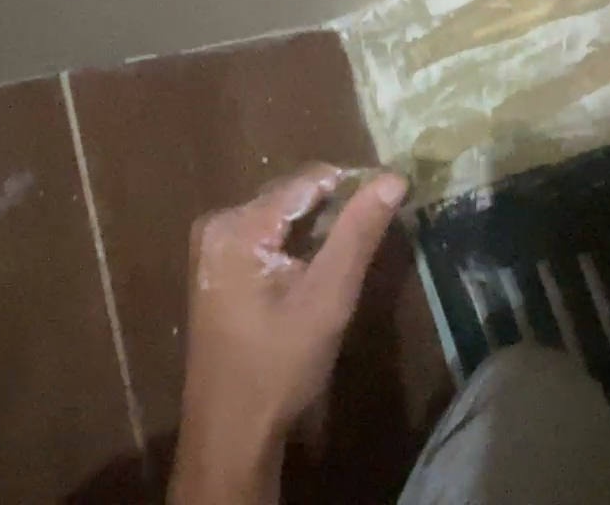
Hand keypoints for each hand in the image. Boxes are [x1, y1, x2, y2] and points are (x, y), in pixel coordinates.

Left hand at [170, 164, 407, 504]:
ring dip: (322, 227)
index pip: (311, 180)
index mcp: (239, 225)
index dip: (356, 187)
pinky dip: (301, 242)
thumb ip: (359, 231)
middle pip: (296, 193)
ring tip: (351, 255)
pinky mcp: (220, 263)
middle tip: (370, 241)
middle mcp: (220, 223)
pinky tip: (320, 269)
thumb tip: (394, 176)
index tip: (390, 207)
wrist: (231, 433)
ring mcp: (215, 244)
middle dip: (337, 209)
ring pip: (287, 212)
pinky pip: (271, 232)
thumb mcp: (329, 296)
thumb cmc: (280, 365)